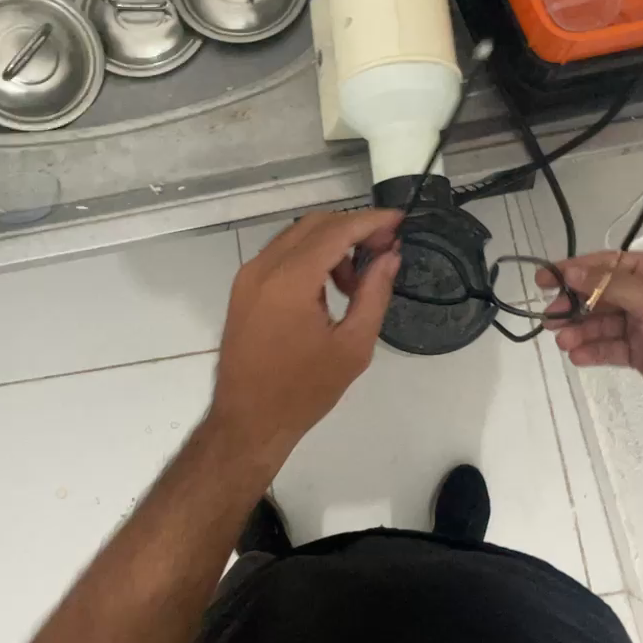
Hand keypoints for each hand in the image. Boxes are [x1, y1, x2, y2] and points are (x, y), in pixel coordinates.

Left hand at [207, 210, 402, 454]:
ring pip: (296, 236)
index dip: (370, 221)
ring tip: (356, 284)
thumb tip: (390, 256)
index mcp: (289, 281)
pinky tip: (329, 289)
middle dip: (353, 229)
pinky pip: (281, 255)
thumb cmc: (304, 391)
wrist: (248, 421)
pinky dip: (309, 258)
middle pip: (314, 225)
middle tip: (385, 250)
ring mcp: (248, 276)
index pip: (336, 231)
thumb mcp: (353, 346)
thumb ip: (374, 293)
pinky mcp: (243, 288)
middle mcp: (263, 268)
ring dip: (331, 244)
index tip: (399, 220)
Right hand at [542, 251, 642, 427]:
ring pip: (603, 322)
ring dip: (581, 330)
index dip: (576, 270)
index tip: (546, 279)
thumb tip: (572, 271)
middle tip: (551, 317)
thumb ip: (611, 285)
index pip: (610, 265)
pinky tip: (577, 355)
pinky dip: (592, 349)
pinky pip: (610, 346)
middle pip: (602, 294)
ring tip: (563, 342)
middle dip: (575, 305)